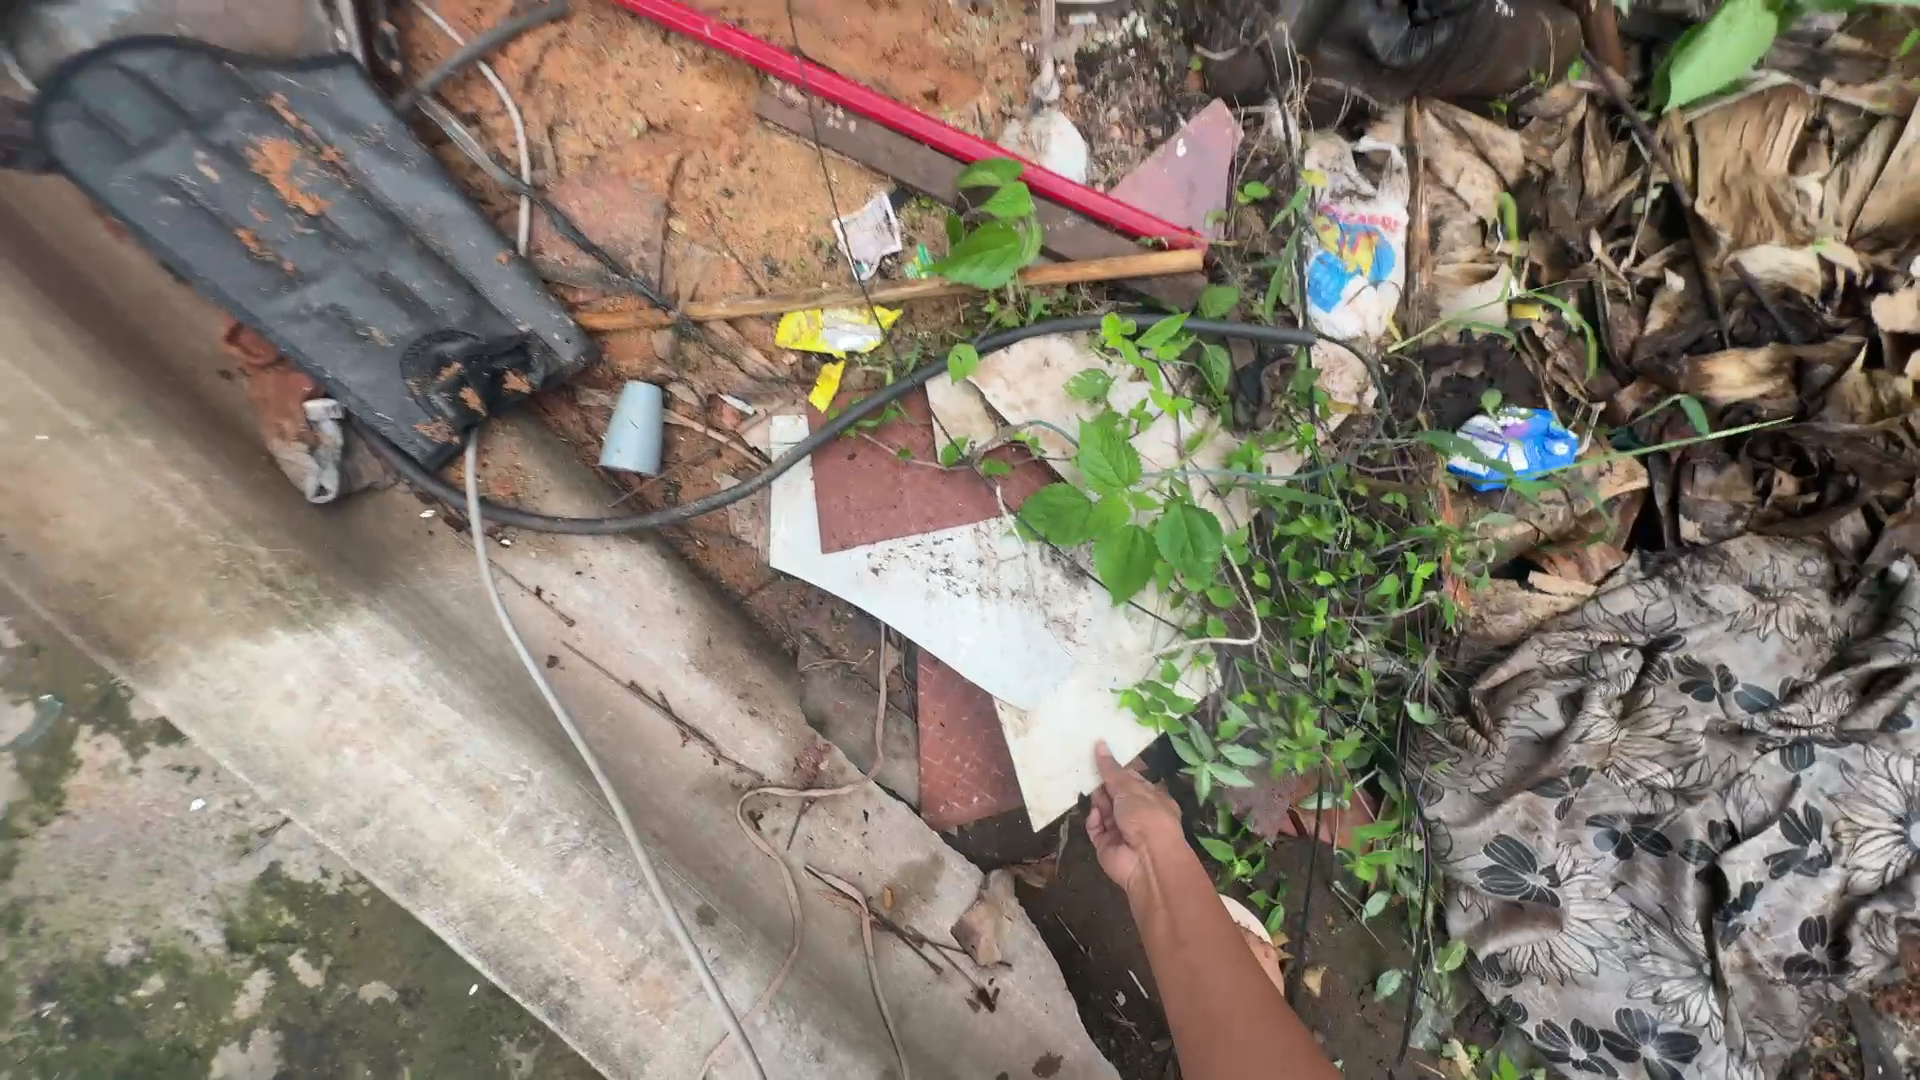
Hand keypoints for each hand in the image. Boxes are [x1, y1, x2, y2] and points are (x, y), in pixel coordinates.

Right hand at [1086, 741, 1185, 902]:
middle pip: (1114, 794)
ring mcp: (1121, 830)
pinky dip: (1094, 820)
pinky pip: (1095, 827)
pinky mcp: (1106, 844)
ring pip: (1103, 809)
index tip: (1098, 755)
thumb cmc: (1147, 816)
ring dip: (1097, 801)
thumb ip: (1111, 769)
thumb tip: (1099, 743)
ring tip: (1094, 794)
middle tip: (1087, 770)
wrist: (1147, 860)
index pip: (1131, 780)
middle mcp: (1137, 814)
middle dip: (1102, 785)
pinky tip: (1096, 815)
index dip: (1116, 769)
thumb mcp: (1129, 787)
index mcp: (1151, 798)